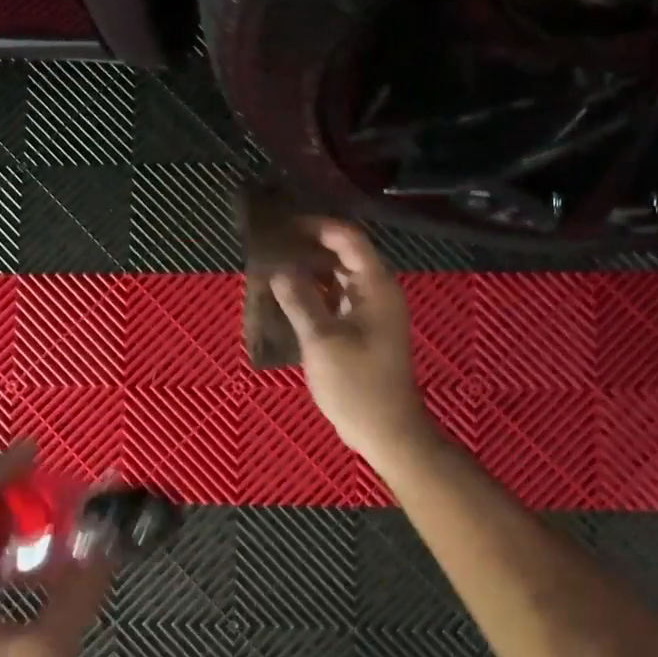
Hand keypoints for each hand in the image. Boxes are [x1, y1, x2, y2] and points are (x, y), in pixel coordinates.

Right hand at [271, 219, 432, 460]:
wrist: (386, 430)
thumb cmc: (356, 384)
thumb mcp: (322, 340)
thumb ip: (300, 300)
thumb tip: (279, 269)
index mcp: (376, 287)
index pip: (348, 238)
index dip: (316, 227)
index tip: (281, 226)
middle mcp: (378, 293)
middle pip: (344, 256)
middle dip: (308, 249)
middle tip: (271, 246)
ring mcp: (373, 314)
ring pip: (340, 280)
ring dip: (310, 274)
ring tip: (273, 270)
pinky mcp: (365, 333)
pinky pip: (339, 303)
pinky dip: (316, 298)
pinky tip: (288, 301)